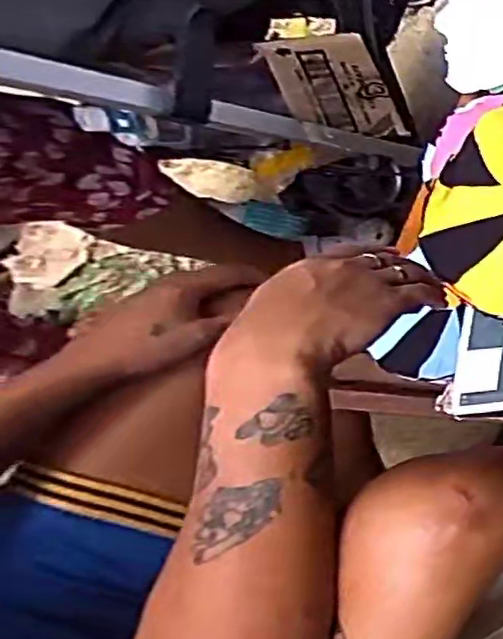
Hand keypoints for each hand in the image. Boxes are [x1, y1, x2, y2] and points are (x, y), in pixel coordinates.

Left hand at [56, 266, 263, 380]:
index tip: (283, 286)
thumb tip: (262, 309)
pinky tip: (202, 316)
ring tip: (237, 306)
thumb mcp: (198, 337)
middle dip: (241, 283)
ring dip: (219, 292)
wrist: (83, 368)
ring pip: (195, 285)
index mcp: (185, 285)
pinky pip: (179, 295)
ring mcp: (147, 293)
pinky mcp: (135, 306)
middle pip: (214, 275)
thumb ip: (231, 320)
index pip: (234, 270)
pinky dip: (199, 300)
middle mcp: (166, 282)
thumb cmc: (146, 351)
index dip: (261, 276)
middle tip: (264, 296)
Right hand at [213, 249, 444, 373]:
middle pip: (385, 260)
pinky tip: (439, 303)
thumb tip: (312, 301)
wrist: (276, 349)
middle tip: (418, 273)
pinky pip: (420, 293)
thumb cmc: (263, 336)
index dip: (376, 254)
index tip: (389, 256)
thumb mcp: (274, 301)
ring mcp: (370, 282)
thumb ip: (299, 294)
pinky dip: (433, 296)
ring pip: (408, 273)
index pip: (353, 251)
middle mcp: (344, 268)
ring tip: (435, 287)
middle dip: (404, 266)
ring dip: (425, 279)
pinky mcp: (389, 300)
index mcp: (310, 265)